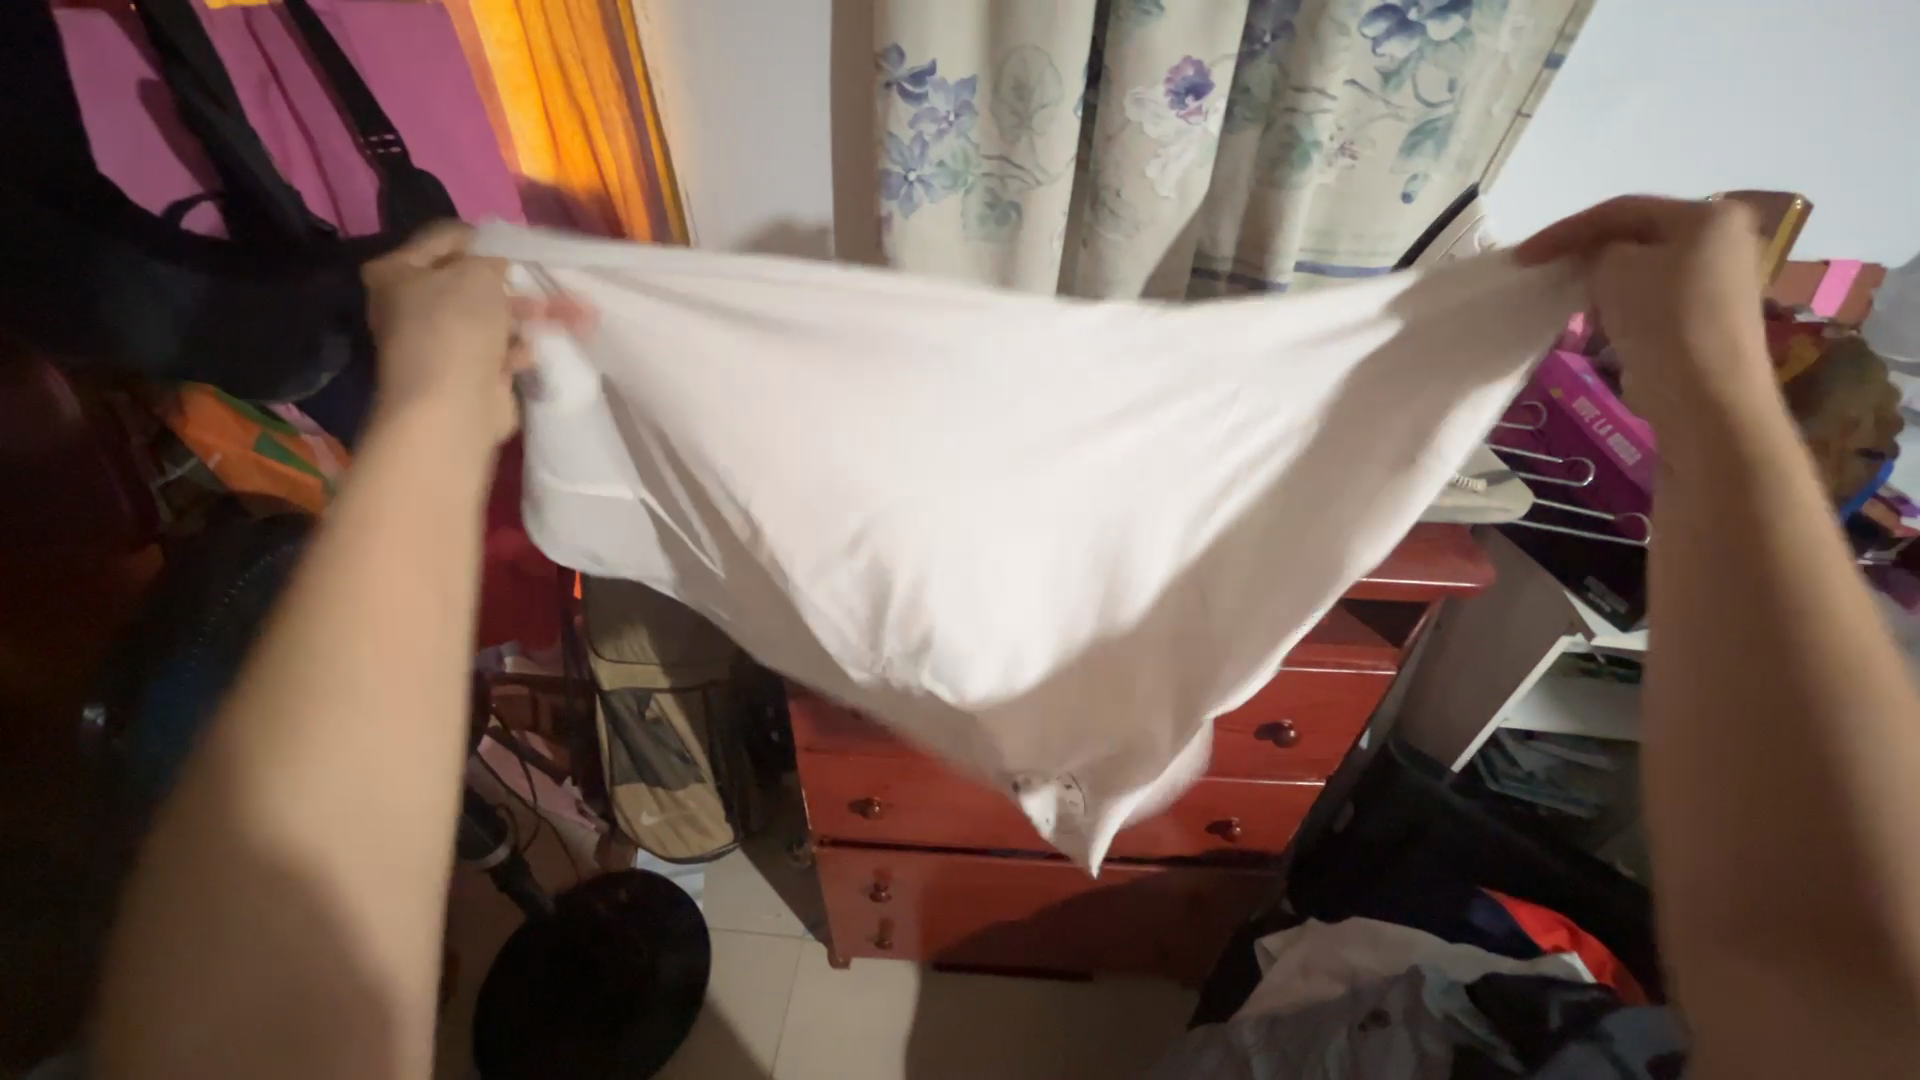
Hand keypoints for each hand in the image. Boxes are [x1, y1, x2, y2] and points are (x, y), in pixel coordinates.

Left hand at [362, 222, 588, 448]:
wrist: (454, 404)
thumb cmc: (456, 327)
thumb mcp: (477, 274)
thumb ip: (491, 260)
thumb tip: (499, 267)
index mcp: (398, 273)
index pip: (444, 240)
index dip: (484, 239)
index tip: (520, 245)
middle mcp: (415, 306)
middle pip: (475, 283)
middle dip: (520, 284)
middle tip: (556, 281)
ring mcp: (444, 342)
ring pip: (496, 318)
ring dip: (534, 316)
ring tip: (576, 316)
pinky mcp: (472, 371)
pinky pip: (503, 350)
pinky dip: (521, 349)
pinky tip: (532, 353)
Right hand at [1516, 196, 1773, 434]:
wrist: (1702, 388)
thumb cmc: (1662, 317)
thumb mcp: (1616, 269)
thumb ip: (1598, 251)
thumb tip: (1597, 258)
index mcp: (1708, 216)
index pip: (1620, 211)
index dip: (1565, 231)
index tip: (1522, 256)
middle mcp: (1723, 238)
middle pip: (1636, 235)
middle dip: (1586, 252)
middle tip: (1544, 270)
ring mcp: (1719, 277)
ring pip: (1643, 266)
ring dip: (1602, 278)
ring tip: (1568, 295)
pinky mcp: (1706, 312)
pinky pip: (1652, 294)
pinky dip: (1621, 300)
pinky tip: (1599, 318)